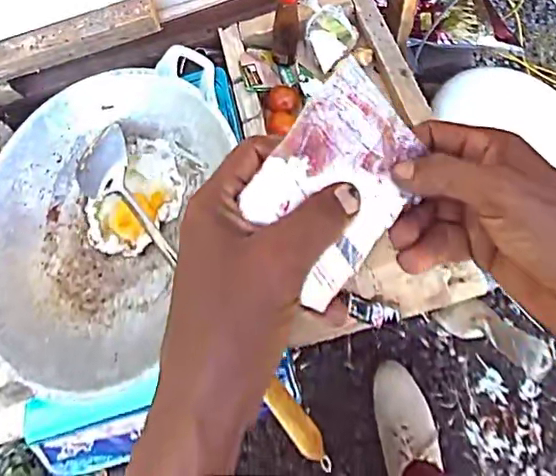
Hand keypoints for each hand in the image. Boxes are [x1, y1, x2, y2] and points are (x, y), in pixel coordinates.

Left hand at [131, 136, 357, 474]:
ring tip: (349, 249)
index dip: (291, 148)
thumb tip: (345, 192)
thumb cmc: (226, 329)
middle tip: (350, 198)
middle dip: (314, 200)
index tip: (331, 153)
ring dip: (317, 244)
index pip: (252, 153)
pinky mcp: (246, 293)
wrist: (205, 407)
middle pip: (274, 193)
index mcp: (214, 205)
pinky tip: (333, 304)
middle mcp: (220, 226)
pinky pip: (284, 272)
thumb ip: (315, 221)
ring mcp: (232, 261)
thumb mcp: (279, 263)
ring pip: (284, 234)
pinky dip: (309, 282)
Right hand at [388, 121, 555, 342]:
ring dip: (413, 226)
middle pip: (429, 177)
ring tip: (400, 244)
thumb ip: (445, 175)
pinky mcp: (485, 246)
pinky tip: (416, 260)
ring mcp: (484, 212)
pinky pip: (445, 240)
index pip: (437, 137)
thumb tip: (400, 166)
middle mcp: (485, 177)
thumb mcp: (497, 193)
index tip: (377, 164)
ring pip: (433, 211)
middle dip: (405, 194)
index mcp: (492, 150)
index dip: (407, 149)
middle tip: (382, 211)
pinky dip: (428, 249)